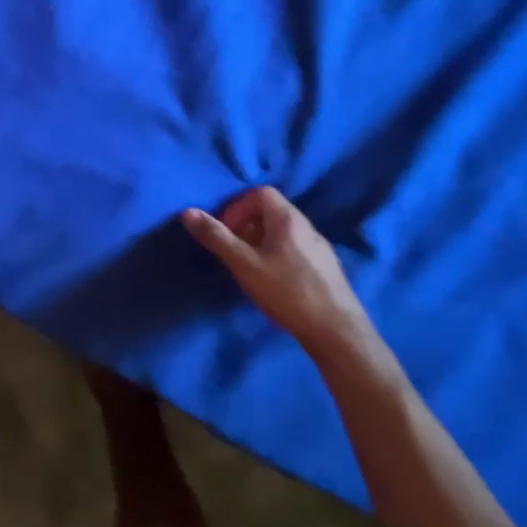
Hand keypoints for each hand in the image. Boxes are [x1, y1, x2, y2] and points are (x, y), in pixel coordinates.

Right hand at [182, 186, 371, 353]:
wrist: (338, 332)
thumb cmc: (287, 291)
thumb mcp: (244, 264)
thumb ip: (216, 237)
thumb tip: (188, 212)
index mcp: (289, 220)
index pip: (261, 193)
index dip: (238, 206)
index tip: (227, 230)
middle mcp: (308, 228)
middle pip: (272, 211)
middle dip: (246, 225)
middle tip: (233, 249)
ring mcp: (321, 249)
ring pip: (284, 233)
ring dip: (261, 241)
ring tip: (250, 266)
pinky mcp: (327, 269)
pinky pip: (296, 249)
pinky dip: (278, 255)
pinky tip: (273, 281)